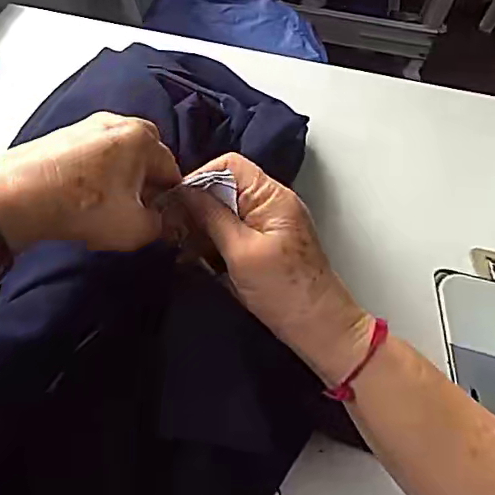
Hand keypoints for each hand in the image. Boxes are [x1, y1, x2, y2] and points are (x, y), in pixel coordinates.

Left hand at [0, 113, 181, 251]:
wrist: (16, 195)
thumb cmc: (81, 205)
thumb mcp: (135, 228)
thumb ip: (161, 226)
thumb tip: (160, 222)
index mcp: (142, 134)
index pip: (171, 170)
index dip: (167, 200)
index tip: (156, 220)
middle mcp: (114, 121)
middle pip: (141, 162)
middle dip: (138, 190)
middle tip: (125, 217)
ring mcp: (82, 126)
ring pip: (112, 161)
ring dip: (111, 186)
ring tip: (95, 213)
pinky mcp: (57, 137)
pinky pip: (85, 160)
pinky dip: (86, 180)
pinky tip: (73, 202)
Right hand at [172, 153, 373, 384]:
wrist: (318, 329)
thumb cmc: (286, 292)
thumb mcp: (240, 251)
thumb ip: (212, 217)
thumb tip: (185, 192)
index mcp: (271, 197)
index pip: (229, 165)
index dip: (199, 178)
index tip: (178, 202)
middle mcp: (269, 204)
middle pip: (222, 186)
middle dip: (196, 205)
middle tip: (175, 228)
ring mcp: (265, 223)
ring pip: (221, 209)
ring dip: (200, 226)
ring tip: (184, 246)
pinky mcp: (259, 243)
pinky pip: (228, 229)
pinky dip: (210, 240)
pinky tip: (196, 257)